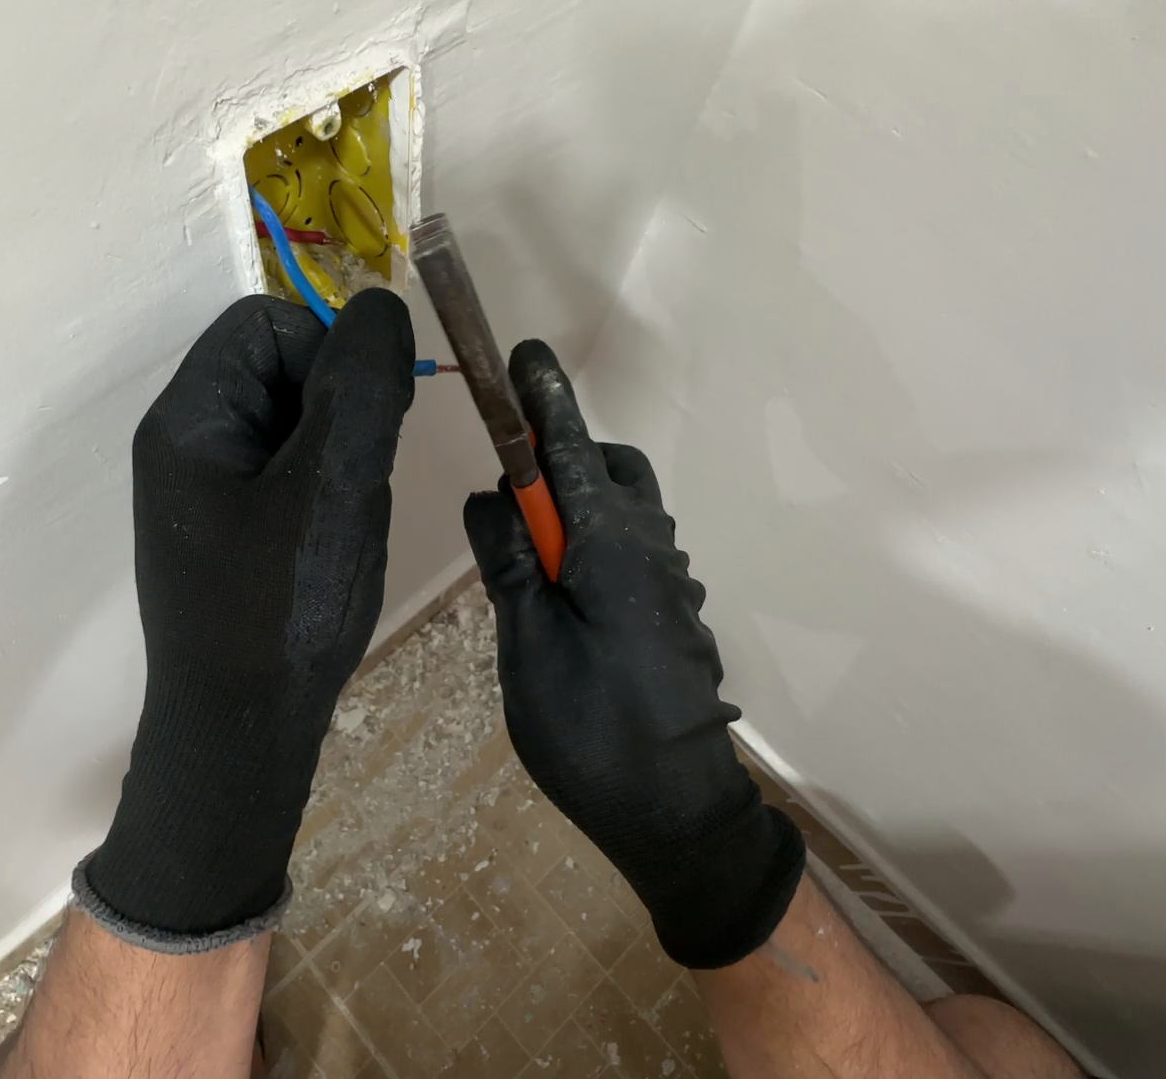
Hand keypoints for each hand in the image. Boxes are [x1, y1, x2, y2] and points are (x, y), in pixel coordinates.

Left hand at [77, 290, 415, 951]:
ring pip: (289, 424)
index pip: (265, 324)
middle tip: (362, 477)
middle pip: (276, 369)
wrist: (243, 727)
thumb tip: (382, 305)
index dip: (330, 353)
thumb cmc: (285, 607)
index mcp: (190, 418)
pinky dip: (323, 489)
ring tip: (347, 517)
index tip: (372, 418)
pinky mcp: (228, 528)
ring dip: (336, 453)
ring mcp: (204, 490)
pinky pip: (285, 473)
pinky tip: (333, 539)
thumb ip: (360, 386)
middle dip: (337, 407)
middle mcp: (185, 443)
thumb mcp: (335, 486)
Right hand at [462, 342, 803, 968]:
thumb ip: (510, 563)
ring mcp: (669, 582)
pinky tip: (567, 599)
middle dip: (561, 458)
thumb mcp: (529, 645)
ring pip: (623, 510)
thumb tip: (492, 496)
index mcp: (610, 546)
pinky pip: (632, 549)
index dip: (542, 402)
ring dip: (577, 505)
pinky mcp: (672, 612)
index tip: (524, 356)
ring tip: (532, 561)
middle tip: (512, 503)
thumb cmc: (590, 728)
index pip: (566, 452)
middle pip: (607, 469)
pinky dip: (595, 543)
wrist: (674, 809)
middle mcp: (650, 549)